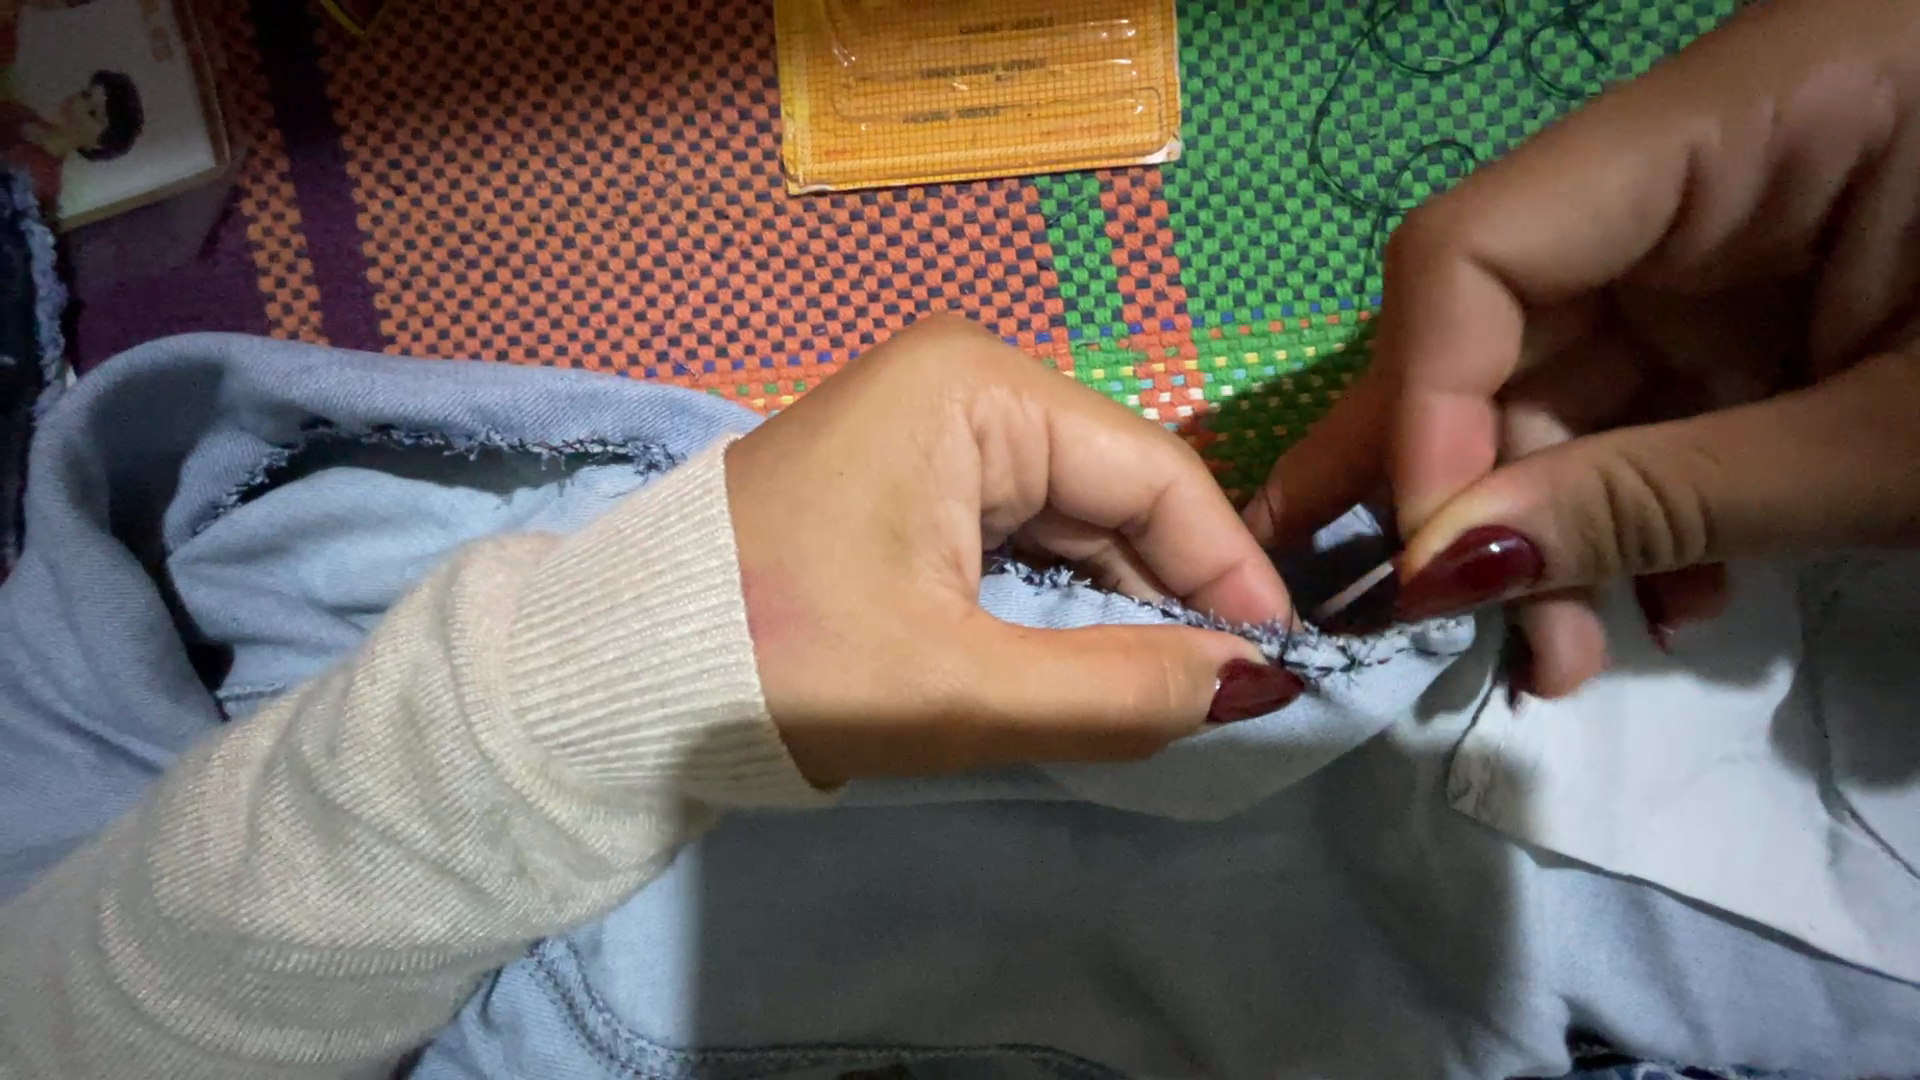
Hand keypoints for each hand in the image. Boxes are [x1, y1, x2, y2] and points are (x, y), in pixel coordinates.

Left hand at [727, 315, 1298, 785]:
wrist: (616, 672)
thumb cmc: (777, 662)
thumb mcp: (954, 687)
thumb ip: (1111, 688)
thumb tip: (1248, 684)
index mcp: (975, 390)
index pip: (1150, 472)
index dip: (1226, 566)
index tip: (1279, 654)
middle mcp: (962, 388)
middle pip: (1112, 491)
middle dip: (1172, 589)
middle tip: (1224, 686)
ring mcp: (932, 431)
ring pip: (1070, 518)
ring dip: (1117, 600)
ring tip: (1164, 682)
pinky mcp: (910, 481)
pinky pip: (1018, 534)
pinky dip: (1059, 598)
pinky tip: (1087, 652)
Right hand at [1248, 0, 1919, 695]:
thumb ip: (1654, 503)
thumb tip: (1436, 576)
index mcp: (1754, 113)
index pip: (1470, 251)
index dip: (1418, 406)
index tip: (1428, 554)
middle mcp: (1687, 167)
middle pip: (1479, 333)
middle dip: (1442, 490)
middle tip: (1384, 608)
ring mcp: (1707, 244)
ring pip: (1541, 397)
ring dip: (1540, 536)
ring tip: (1570, 657)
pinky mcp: (1737, 309)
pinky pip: (1621, 414)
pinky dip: (1619, 517)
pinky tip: (1666, 600)